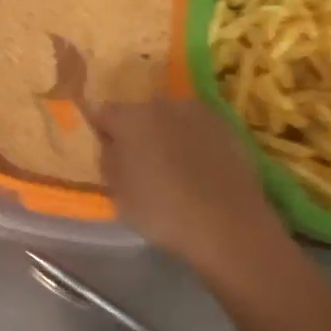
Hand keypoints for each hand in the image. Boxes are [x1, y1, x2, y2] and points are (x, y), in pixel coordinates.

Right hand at [91, 99, 283, 270]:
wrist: (228, 225)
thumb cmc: (162, 212)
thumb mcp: (118, 193)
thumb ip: (109, 160)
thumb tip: (110, 143)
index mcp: (132, 118)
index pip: (103, 113)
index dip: (101, 132)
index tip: (104, 153)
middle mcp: (166, 105)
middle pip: (141, 114)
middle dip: (136, 133)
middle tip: (137, 165)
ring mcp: (202, 115)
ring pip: (172, 120)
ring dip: (166, 137)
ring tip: (171, 171)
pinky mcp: (229, 129)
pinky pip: (198, 132)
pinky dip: (193, 145)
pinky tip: (198, 173)